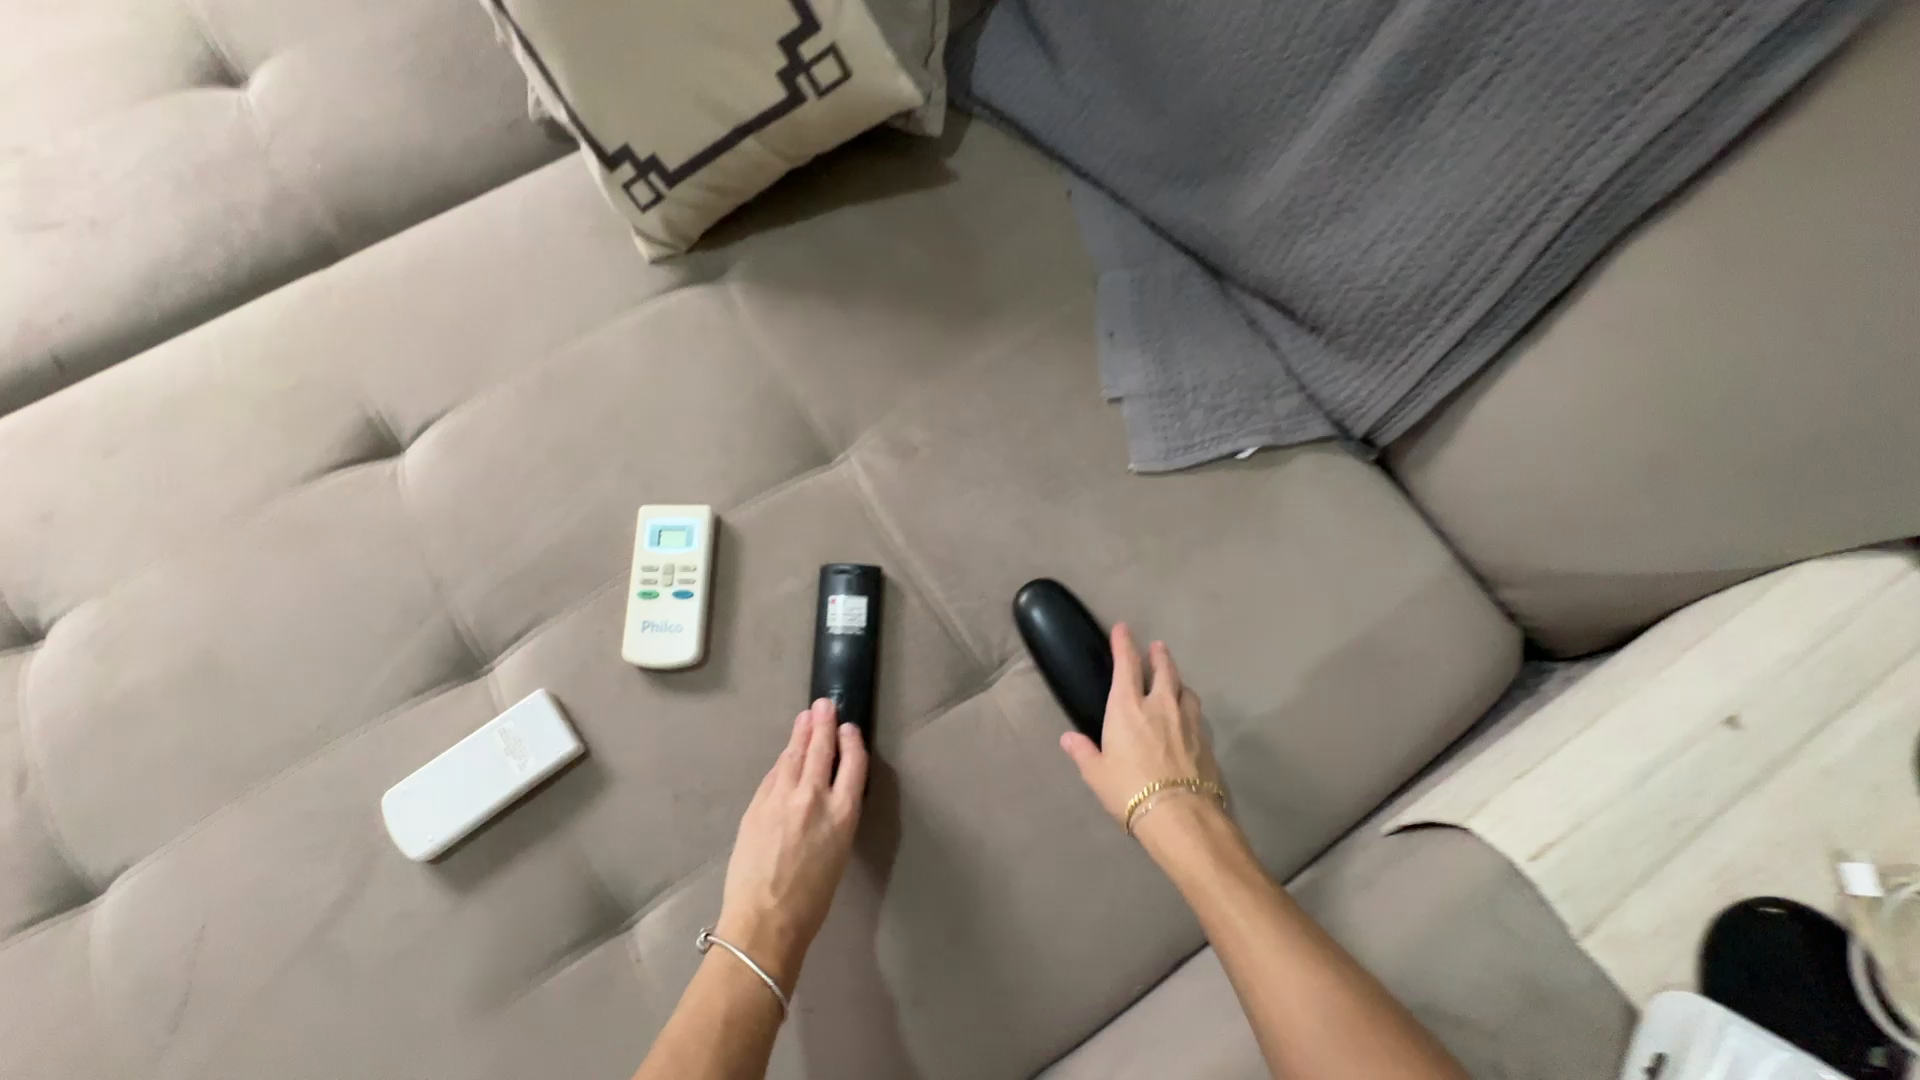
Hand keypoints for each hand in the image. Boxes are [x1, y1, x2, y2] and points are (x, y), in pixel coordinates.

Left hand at [714, 698, 867, 992]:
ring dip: (801, 733)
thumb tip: (826, 793)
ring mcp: (782, 799)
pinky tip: (785, 752)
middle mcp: (814, 799)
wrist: (765, 921)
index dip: (851, 743)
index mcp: (842, 815)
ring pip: (794, 756)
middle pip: (821, 750)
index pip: (852, 764)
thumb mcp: (838, 854)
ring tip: (806, 716)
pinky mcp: (757, 806)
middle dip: (824, 725)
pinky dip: (783, 759)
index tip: (849, 729)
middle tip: (824, 704)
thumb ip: (835, 817)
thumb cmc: (811, 899)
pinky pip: (774, 774)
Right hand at [1059, 624, 1224, 839]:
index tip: (1123, 628)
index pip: (1126, 665)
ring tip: (1175, 680)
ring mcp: (1188, 721)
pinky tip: (1190, 716)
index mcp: (1127, 707)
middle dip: (1159, 655)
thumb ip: (1084, 753)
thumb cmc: (1129, 790)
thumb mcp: (1096, 774)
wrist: (1180, 815)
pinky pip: (1198, 714)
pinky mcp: (1206, 740)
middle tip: (1157, 646)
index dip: (1123, 644)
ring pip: (1185, 690)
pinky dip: (1190, 708)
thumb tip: (1069, 738)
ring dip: (1178, 680)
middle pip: (1164, 670)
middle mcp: (1160, 705)